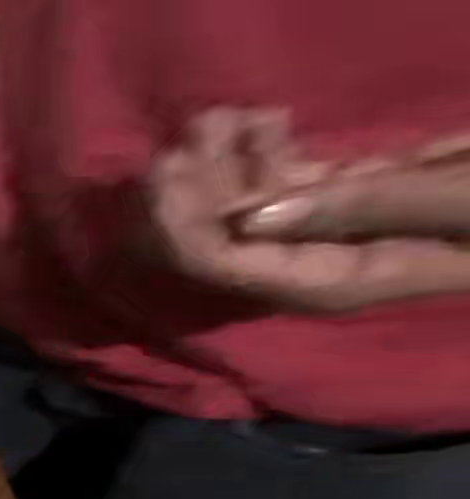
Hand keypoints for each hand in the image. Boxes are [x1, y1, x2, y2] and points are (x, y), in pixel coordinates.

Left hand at [146, 108, 469, 312]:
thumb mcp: (464, 203)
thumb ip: (362, 209)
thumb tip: (253, 217)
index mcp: (321, 281)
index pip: (218, 261)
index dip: (178, 222)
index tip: (162, 174)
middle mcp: (302, 265)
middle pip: (218, 234)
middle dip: (193, 187)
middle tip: (185, 134)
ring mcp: (319, 234)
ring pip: (244, 203)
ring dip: (222, 161)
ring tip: (216, 115)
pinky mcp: (344, 202)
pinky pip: (285, 182)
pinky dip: (265, 152)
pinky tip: (260, 118)